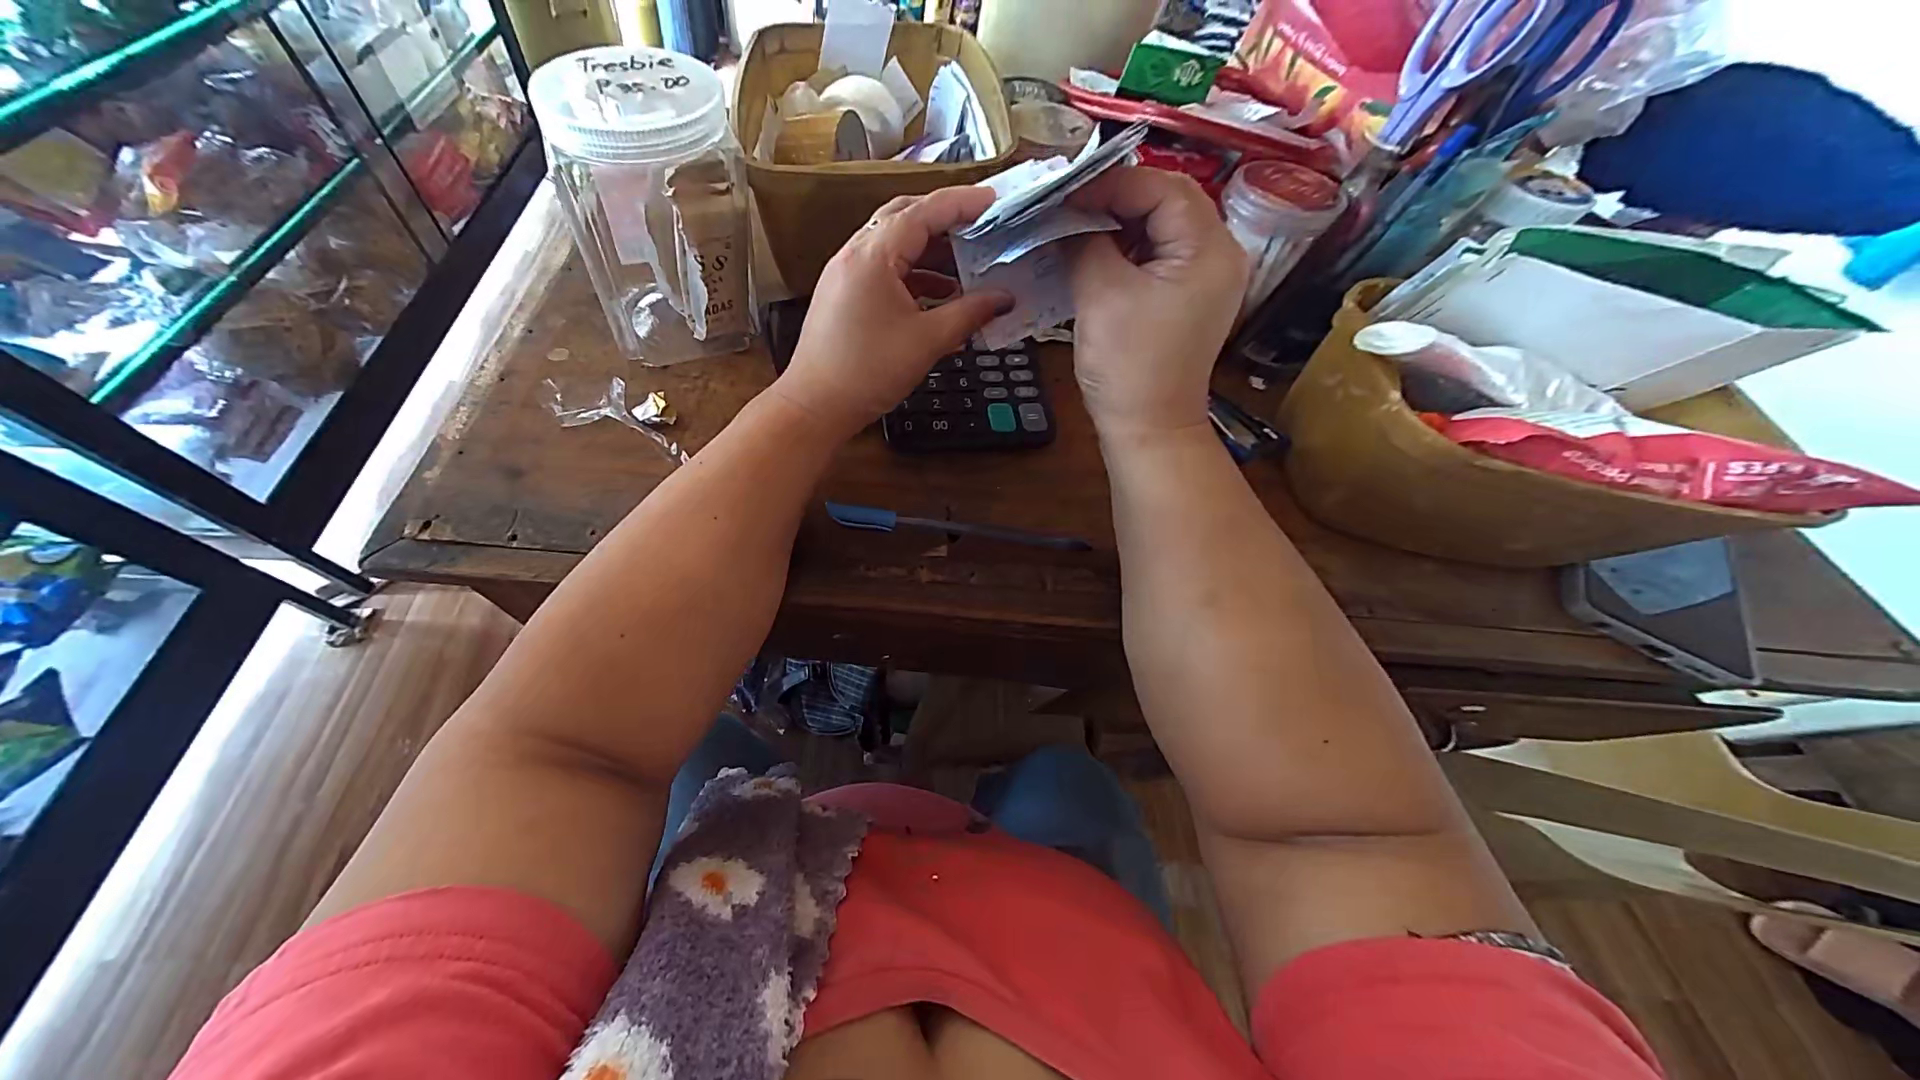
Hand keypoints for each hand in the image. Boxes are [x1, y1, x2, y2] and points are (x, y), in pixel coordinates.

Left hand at [774, 187, 1012, 437]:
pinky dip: (913, 276)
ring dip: (931, 252)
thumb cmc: (866, 373)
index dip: (963, 203)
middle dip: (945, 220)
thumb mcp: (928, 341)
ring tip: (967, 266)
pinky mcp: (843, 295)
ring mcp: (845, 274)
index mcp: (873, 256)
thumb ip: (970, 314)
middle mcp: (855, 255)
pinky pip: (883, 271)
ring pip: (894, 246)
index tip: (994, 201)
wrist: (815, 406)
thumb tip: (1003, 299)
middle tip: (981, 226)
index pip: (924, 212)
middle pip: (905, 219)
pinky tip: (939, 296)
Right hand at [1067, 167, 1248, 438]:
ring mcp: (1207, 278)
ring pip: (1161, 228)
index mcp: (1208, 248)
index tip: (1064, 192)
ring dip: (1118, 224)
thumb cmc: (1128, 366)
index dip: (1110, 183)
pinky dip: (1127, 249)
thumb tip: (1065, 216)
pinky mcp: (1190, 298)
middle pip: (1167, 202)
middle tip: (1067, 205)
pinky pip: (1159, 256)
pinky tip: (1094, 254)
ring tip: (1074, 227)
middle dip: (1114, 200)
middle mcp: (1219, 254)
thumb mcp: (1099, 295)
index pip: (1162, 186)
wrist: (1150, 430)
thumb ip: (1083, 242)